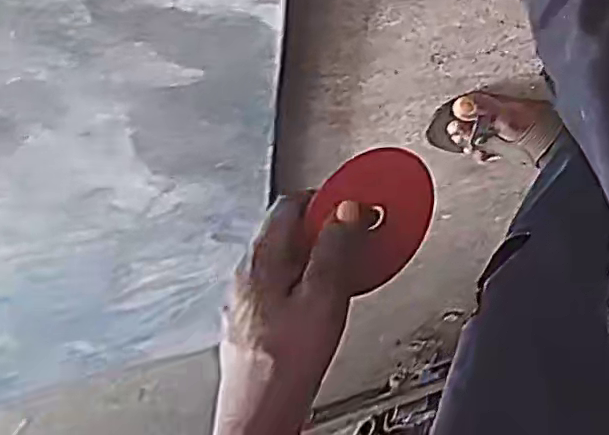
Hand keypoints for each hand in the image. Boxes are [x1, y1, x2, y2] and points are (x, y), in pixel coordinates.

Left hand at [213, 194, 363, 434]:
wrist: (261, 416)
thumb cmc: (286, 362)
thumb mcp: (324, 293)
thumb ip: (335, 245)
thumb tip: (347, 208)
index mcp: (259, 261)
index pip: (292, 203)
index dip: (329, 196)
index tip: (358, 203)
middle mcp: (247, 275)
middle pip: (293, 228)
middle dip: (331, 225)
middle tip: (361, 231)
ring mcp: (248, 299)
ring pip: (292, 254)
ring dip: (325, 250)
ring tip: (352, 261)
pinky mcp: (256, 319)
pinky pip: (290, 279)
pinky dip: (315, 274)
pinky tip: (333, 291)